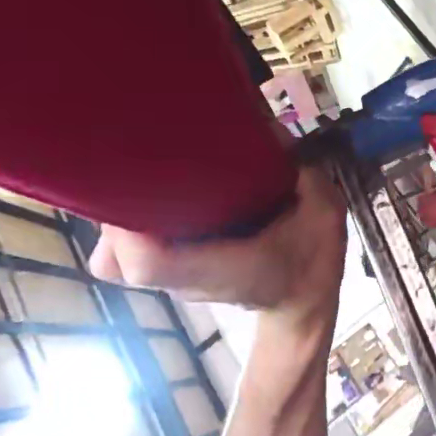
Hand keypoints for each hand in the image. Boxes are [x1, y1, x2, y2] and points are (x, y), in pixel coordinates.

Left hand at [87, 164, 346, 321]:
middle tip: (129, 166)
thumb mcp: (323, 213)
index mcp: (224, 269)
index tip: (126, 186)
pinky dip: (128, 225)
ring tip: (135, 172)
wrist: (302, 305)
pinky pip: (129, 255)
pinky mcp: (172, 271)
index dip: (126, 233)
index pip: (151, 265)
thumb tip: (267, 130)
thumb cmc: (310, 261)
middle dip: (112, 216)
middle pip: (117, 265)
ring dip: (116, 220)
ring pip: (115, 262)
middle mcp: (188, 280)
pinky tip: (148, 189)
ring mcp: (175, 281)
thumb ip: (302, 175)